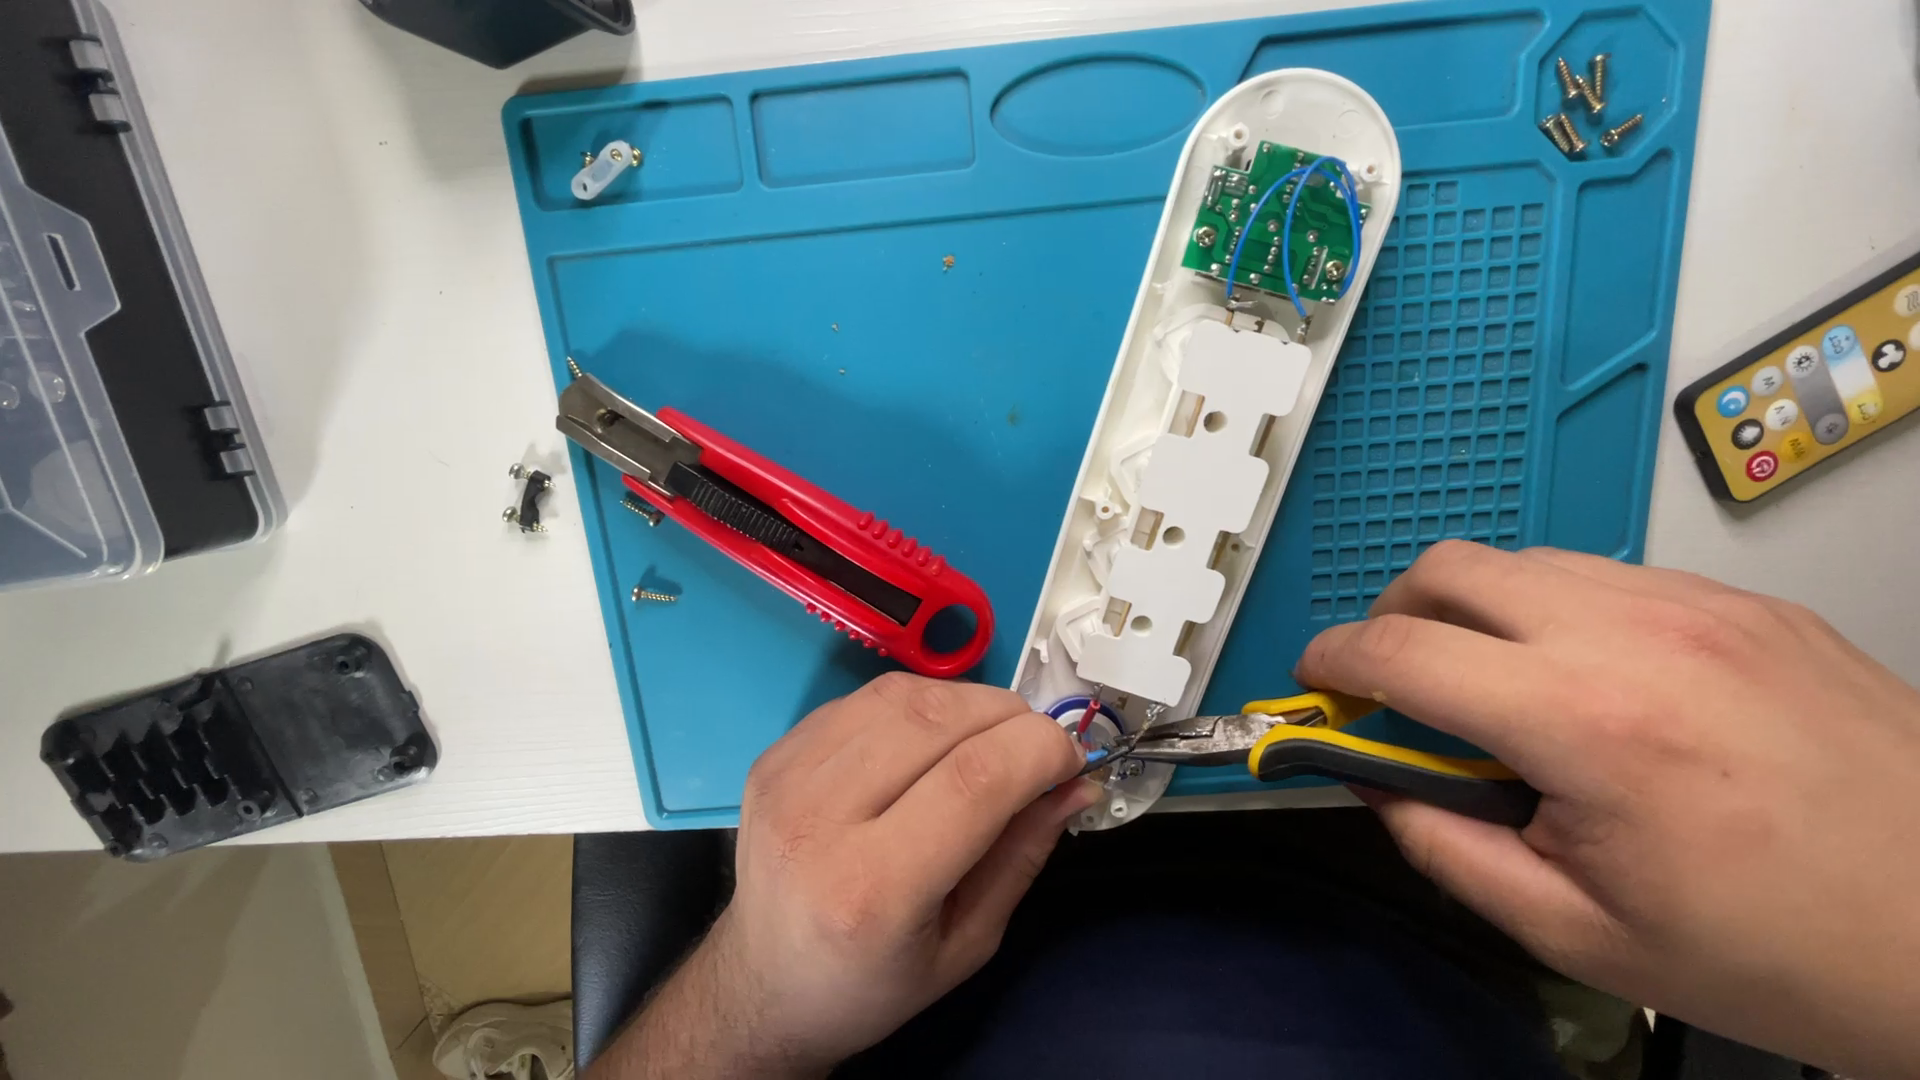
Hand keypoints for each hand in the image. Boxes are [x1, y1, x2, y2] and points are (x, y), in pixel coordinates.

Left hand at [593, 673, 1097, 1078]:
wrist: (765, 984)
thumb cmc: (874, 981)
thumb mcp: (969, 942)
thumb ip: (1024, 852)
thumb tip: (1076, 781)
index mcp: (872, 891)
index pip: (974, 780)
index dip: (1039, 750)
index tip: (1071, 757)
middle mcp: (818, 819)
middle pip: (935, 719)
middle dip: (1010, 715)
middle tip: (1037, 741)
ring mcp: (787, 776)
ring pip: (901, 694)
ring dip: (967, 700)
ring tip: (991, 733)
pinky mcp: (775, 753)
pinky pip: (865, 697)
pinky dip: (918, 702)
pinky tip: (933, 734)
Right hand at [1297, 540, 1919, 1078]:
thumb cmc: (1773, 952)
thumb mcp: (1571, 929)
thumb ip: (1437, 843)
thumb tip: (1371, 776)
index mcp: (1581, 721)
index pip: (1401, 650)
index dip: (1333, 660)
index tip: (1316, 682)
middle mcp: (1631, 634)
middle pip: (1447, 569)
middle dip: (1392, 614)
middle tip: (1398, 677)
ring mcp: (1696, 605)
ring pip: (1519, 560)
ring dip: (1470, 608)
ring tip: (1492, 677)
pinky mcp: (1743, 601)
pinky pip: (1600, 575)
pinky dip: (1550, 609)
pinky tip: (1588, 675)